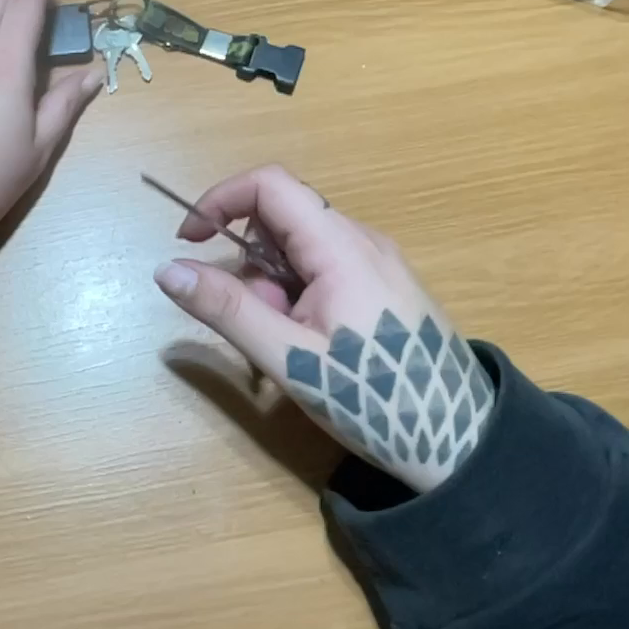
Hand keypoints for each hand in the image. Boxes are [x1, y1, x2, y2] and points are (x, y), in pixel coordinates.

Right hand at [152, 165, 495, 491]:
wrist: (462, 444)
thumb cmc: (375, 399)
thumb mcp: (289, 358)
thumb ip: (226, 310)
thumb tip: (166, 269)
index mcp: (340, 247)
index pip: (269, 184)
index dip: (220, 200)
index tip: (188, 241)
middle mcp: (362, 241)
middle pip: (281, 220)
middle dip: (249, 263)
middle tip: (257, 321)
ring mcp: (377, 263)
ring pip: (298, 248)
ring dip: (272, 285)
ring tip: (288, 344)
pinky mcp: (383, 286)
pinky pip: (322, 269)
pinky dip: (296, 296)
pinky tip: (310, 344)